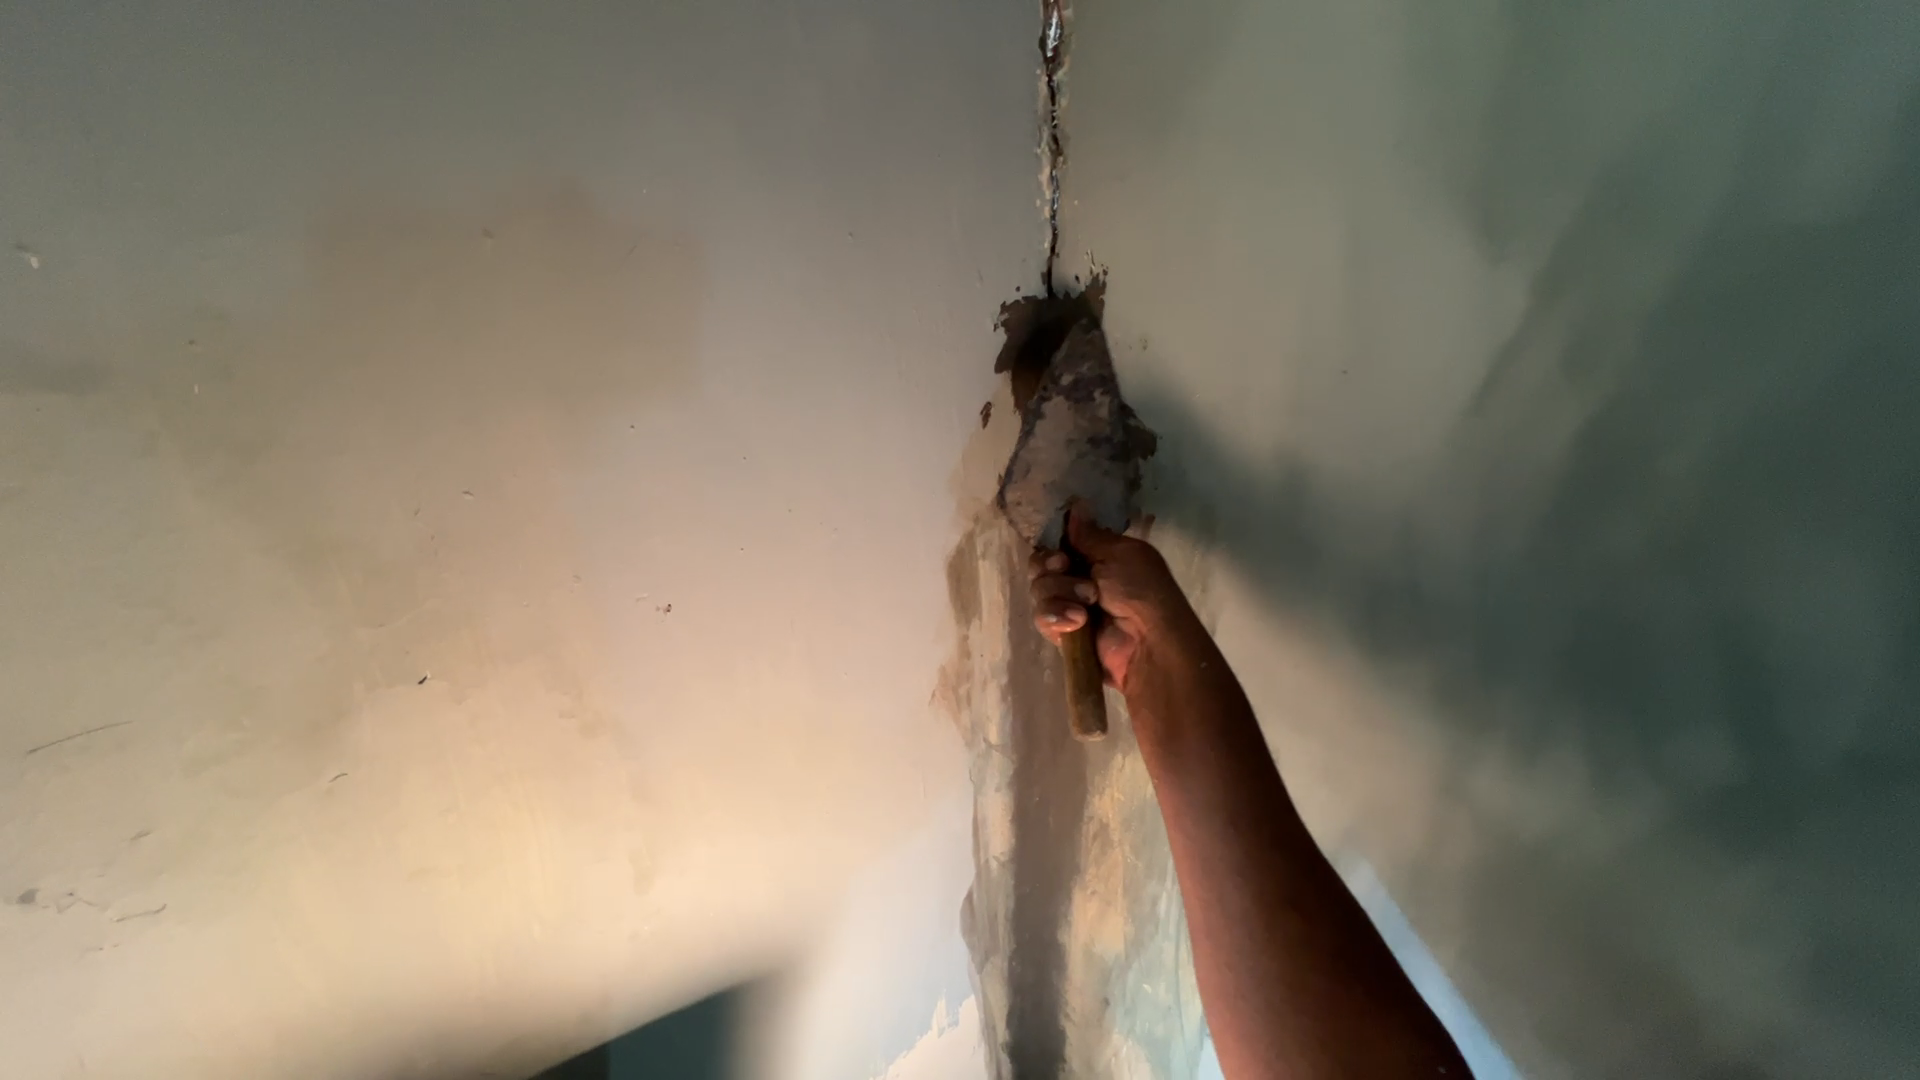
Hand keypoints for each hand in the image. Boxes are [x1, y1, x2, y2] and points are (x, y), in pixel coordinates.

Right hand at [1028, 505, 1191, 691]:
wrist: (1147, 643)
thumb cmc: (1141, 591)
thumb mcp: (1121, 554)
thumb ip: (1090, 535)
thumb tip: (1076, 505)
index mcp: (1098, 556)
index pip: (1059, 544)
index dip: (1054, 547)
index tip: (1063, 555)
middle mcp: (1080, 578)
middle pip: (1041, 565)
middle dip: (1051, 569)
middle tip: (1071, 573)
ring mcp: (1069, 606)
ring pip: (1039, 590)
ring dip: (1060, 594)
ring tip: (1087, 607)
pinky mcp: (1063, 632)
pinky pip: (1043, 618)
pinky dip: (1056, 618)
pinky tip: (1076, 623)